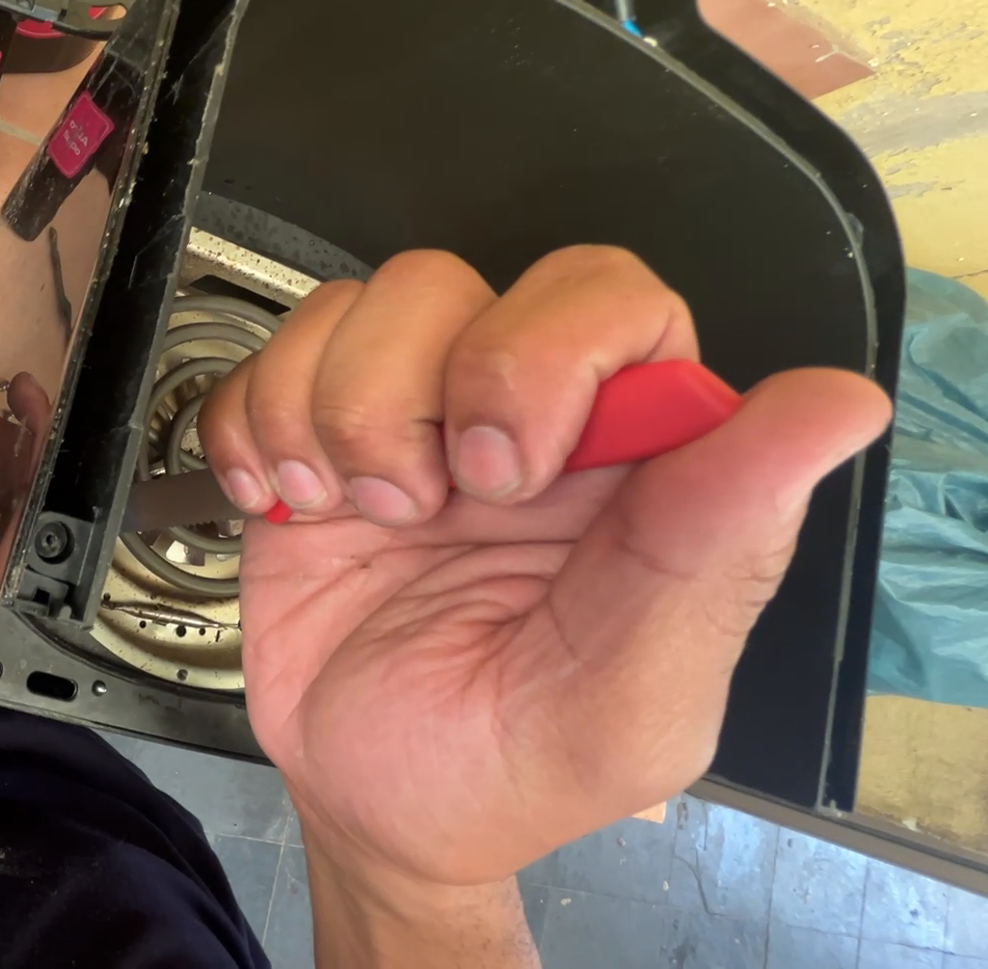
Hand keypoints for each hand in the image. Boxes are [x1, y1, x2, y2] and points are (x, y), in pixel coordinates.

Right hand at [200, 247, 892, 885]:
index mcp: (609, 462)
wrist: (358, 793)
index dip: (534, 354)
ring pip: (338, 311)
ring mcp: (380, 425)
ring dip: (311, 411)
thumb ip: (704, 559)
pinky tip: (267, 502)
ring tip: (324, 508)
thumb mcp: (617, 700)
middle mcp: (492, 417)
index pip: (600, 298)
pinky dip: (242, 429)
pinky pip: (250, 372)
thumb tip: (834, 402)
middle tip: (399, 511)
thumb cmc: (497, 765)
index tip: (491, 479)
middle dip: (391, 394)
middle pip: (434, 283)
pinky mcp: (292, 446)